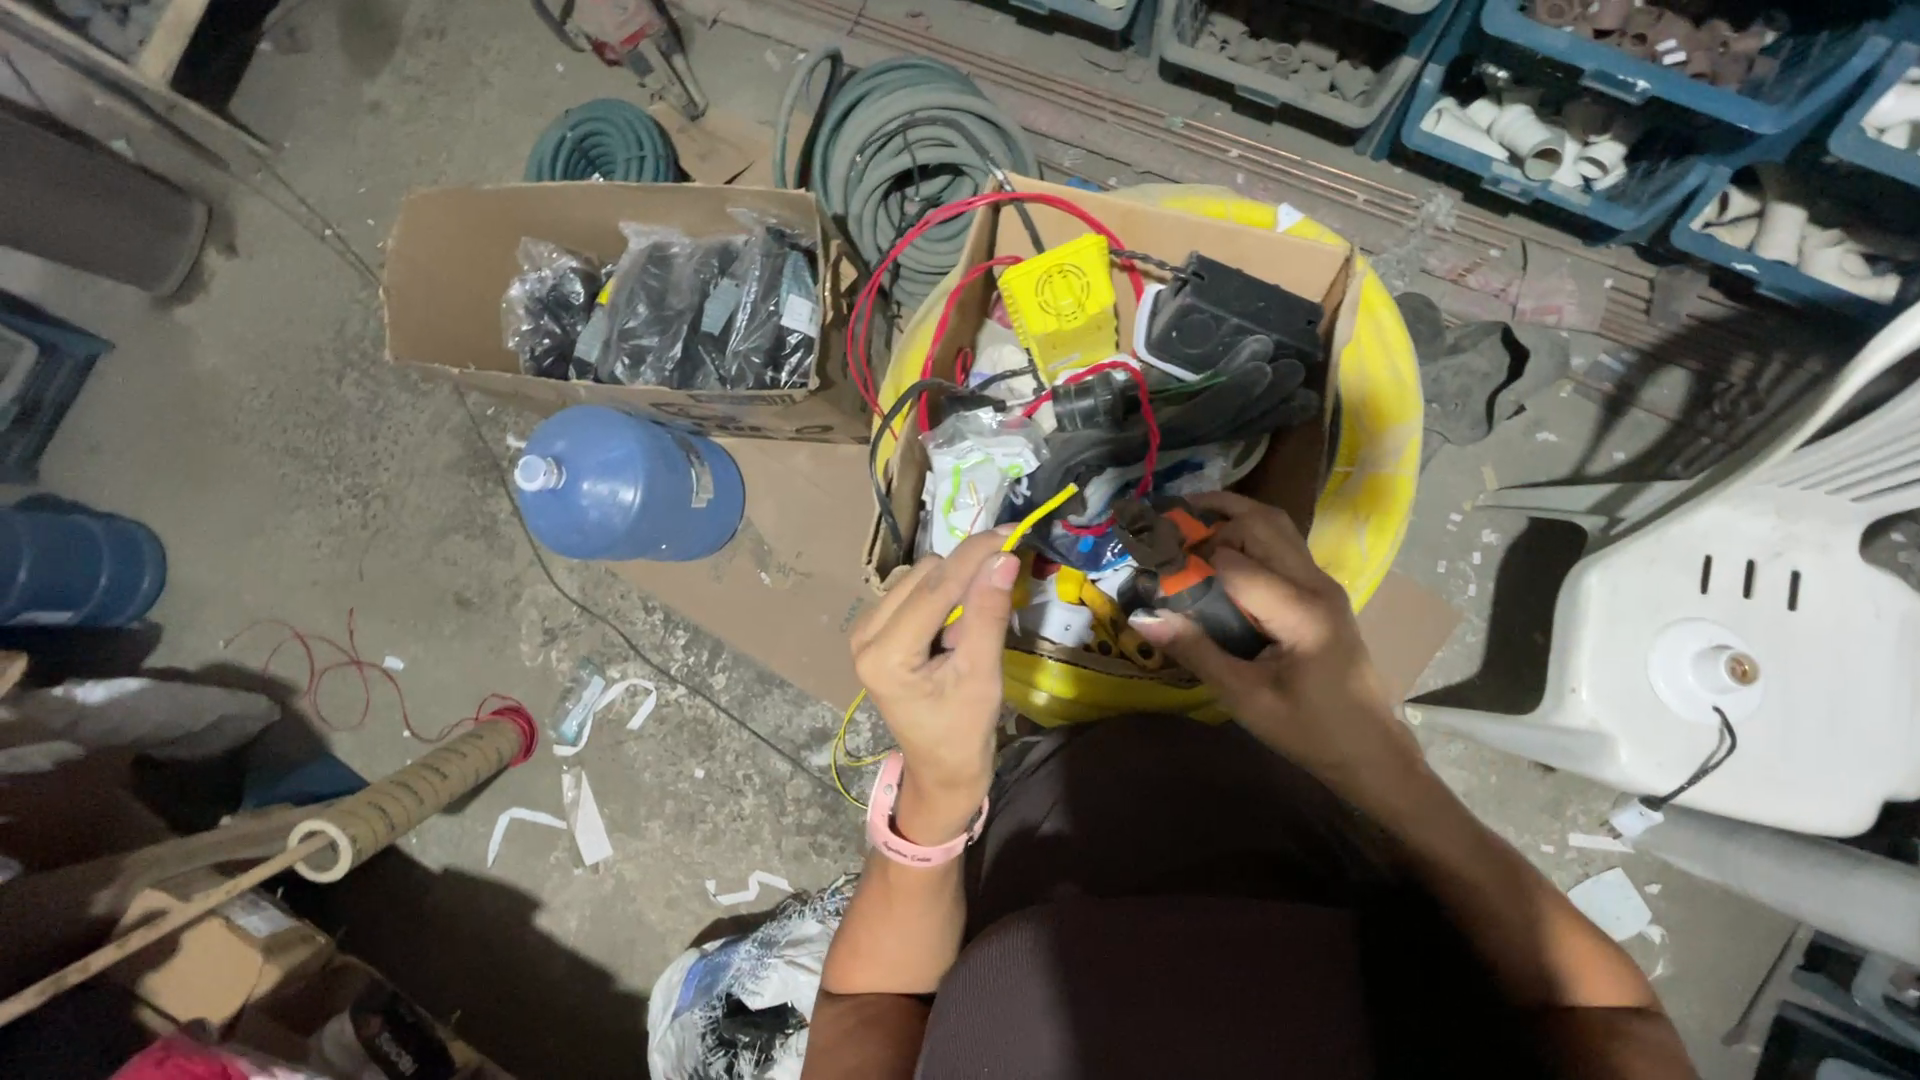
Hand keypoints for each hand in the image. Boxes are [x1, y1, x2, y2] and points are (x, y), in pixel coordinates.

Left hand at [851, 528, 1018, 842]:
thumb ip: (988, 613)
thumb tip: (1004, 557)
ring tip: (969, 632)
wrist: (941, 769)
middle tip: (1002, 587)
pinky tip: (954, 631)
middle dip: (966, 574)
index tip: (1011, 530)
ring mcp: (865, 631)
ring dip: (954, 588)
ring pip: (918, 577)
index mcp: (884, 655)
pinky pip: (913, 591)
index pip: (935, 588)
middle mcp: (864, 636)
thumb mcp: (982, 674)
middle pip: (924, 575)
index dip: (974, 556)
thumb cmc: (963, 732)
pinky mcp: (874, 629)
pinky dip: (942, 597)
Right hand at [1126, 492, 1422, 792]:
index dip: (1189, 561)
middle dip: (1212, 516)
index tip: (1151, 565)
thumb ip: (1195, 650)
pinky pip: (1281, 545)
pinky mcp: (1320, 591)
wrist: (1369, 749)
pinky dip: (1246, 536)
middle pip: (1261, 523)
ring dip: (1231, 518)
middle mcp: (1316, 584)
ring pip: (1276, 526)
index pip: (1233, 564)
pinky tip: (1216, 551)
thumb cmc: (1308, 729)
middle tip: (1166, 527)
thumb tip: (1141, 616)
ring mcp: (1322, 584)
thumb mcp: (1244, 698)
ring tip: (1187, 525)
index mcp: (1301, 611)